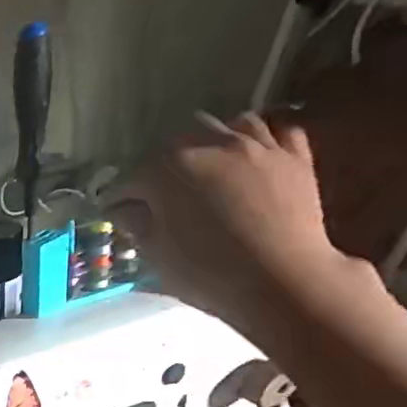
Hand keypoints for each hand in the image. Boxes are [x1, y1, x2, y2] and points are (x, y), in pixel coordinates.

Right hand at [114, 111, 377, 331]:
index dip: (118, 196)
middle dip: (162, 165)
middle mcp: (210, 144)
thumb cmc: (210, 275)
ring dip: (210, 142)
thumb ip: (138, 225)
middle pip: (177, 142)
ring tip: (207, 165)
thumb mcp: (160, 257)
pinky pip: (275, 129)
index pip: (132, 178)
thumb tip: (125, 210)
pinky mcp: (293, 155)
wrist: (282, 282)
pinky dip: (260, 138)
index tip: (113, 210)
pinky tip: (253, 154)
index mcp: (169, 170)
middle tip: (159, 193)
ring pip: (226, 125)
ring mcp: (257, 144)